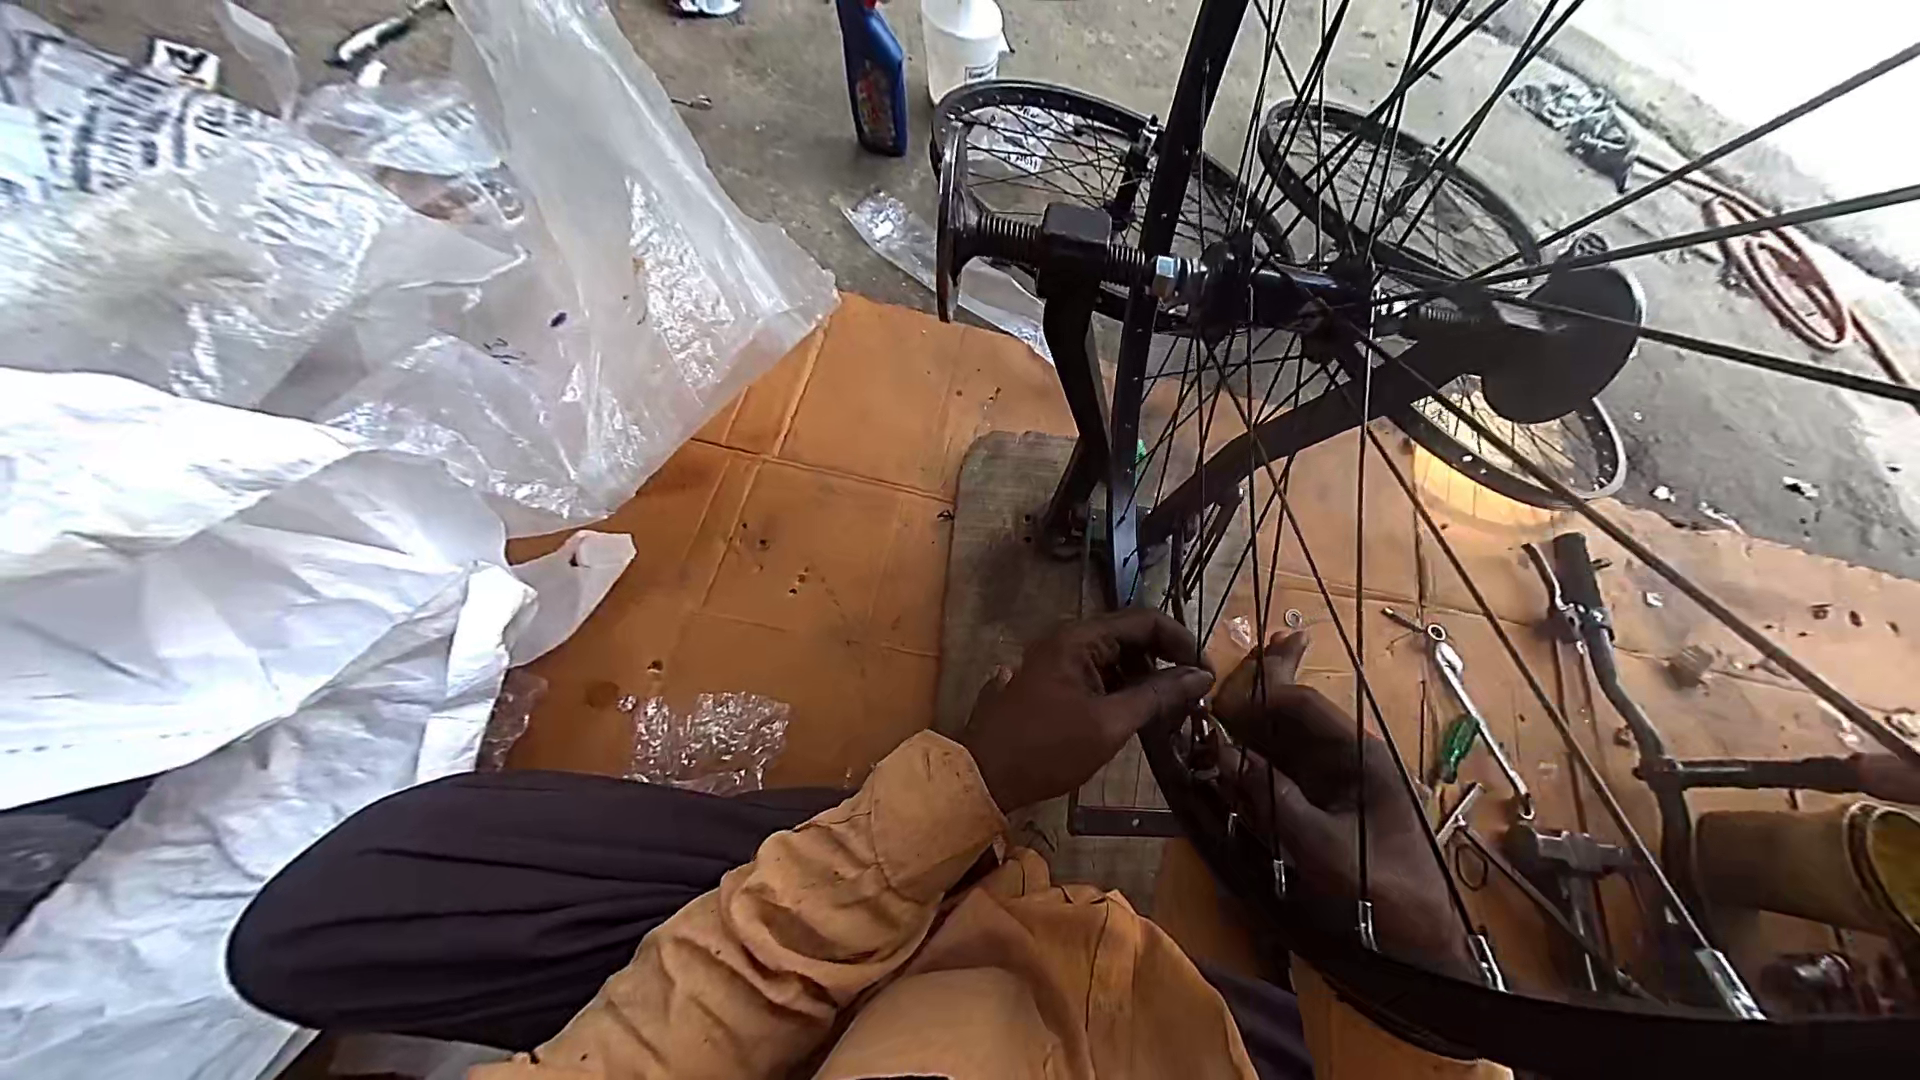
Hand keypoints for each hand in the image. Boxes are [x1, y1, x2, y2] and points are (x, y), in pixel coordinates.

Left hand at [958, 610, 1213, 812]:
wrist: (987, 772)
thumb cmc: (1048, 748)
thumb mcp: (1110, 724)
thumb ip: (1157, 695)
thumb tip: (1201, 676)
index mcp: (1079, 638)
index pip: (1145, 620)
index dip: (1182, 641)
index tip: (1207, 674)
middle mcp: (1070, 639)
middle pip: (1132, 636)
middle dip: (1166, 661)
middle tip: (1195, 696)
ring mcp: (1061, 658)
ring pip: (1118, 657)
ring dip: (1147, 677)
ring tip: (1175, 709)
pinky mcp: (1058, 680)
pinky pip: (1101, 673)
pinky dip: (1126, 689)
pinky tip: (1144, 714)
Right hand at [1210, 632, 1470, 972]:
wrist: (1419, 948)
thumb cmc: (1381, 892)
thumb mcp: (1322, 847)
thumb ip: (1272, 797)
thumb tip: (1225, 753)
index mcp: (1359, 755)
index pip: (1302, 704)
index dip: (1257, 698)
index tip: (1215, 709)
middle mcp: (1344, 757)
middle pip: (1285, 720)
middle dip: (1243, 722)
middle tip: (1202, 730)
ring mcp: (1332, 778)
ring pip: (1276, 745)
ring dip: (1243, 749)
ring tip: (1209, 759)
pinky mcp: (1320, 800)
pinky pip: (1278, 772)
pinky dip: (1252, 774)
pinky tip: (1230, 784)